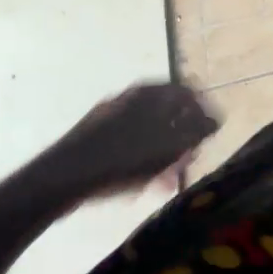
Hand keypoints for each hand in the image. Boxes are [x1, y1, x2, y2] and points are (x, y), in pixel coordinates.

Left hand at [34, 83, 218, 201]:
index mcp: (154, 91)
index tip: (206, 139)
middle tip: (184, 162)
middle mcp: (132, 95)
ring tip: (162, 179)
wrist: (58, 180)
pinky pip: (125, 142)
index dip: (203, 115)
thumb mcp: (172, 146)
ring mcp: (109, 113)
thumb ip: (198, 131)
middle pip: (168, 113)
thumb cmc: (124, 159)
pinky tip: (136, 181)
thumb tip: (215, 120)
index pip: (191, 94)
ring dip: (159, 152)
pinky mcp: (90, 135)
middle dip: (179, 139)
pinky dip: (136, 158)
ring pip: (146, 130)